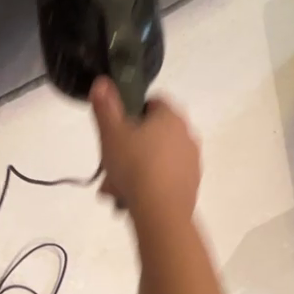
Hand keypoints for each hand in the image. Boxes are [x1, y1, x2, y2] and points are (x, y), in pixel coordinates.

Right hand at [91, 77, 201, 221]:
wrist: (160, 211)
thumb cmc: (134, 166)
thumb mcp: (111, 134)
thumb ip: (105, 107)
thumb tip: (101, 82)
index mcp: (170, 117)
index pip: (153, 102)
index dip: (131, 112)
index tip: (115, 130)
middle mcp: (186, 134)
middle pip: (152, 135)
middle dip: (128, 150)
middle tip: (108, 167)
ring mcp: (192, 161)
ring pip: (156, 160)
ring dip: (134, 171)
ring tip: (115, 190)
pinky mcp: (191, 185)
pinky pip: (165, 179)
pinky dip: (148, 186)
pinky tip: (131, 201)